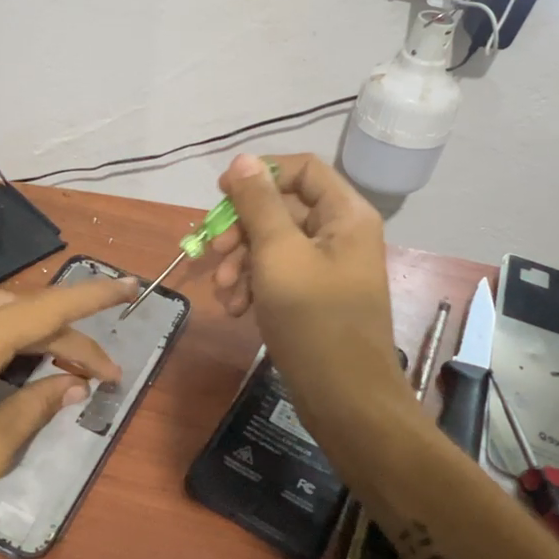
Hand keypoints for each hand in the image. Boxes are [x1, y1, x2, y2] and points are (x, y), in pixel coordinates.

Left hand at [0, 276, 138, 558]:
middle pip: (24, 316)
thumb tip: (71, 387)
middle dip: (68, 340)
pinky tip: (11, 376)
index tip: (133, 287)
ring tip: (65, 374)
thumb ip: (34, 410)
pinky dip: (0, 350)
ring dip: (33, 344)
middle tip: (102, 375)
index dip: (95, 297)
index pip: (49, 308)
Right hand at [210, 153, 414, 442]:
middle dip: (242, 230)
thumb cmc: (314, 320)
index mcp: (345, 214)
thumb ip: (259, 205)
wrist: (345, 398)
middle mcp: (341, 234)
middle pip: (282, 208)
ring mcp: (329, 269)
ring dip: (241, 264)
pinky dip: (254, 287)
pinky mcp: (315, 299)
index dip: (260, 174)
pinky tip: (235, 311)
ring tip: (224, 293)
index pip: (302, 169)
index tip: (220, 195)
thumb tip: (242, 160)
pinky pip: (279, 276)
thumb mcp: (279, 255)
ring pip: (274, 245)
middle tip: (213, 252)